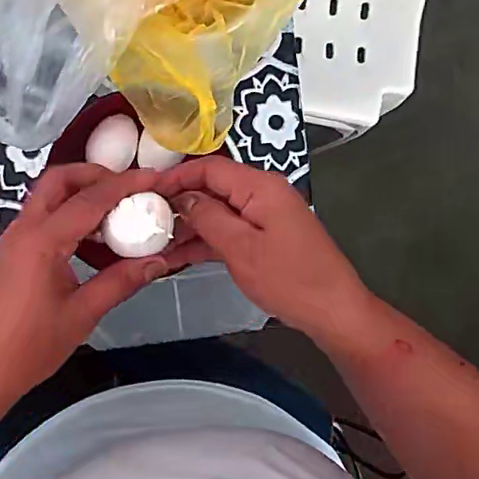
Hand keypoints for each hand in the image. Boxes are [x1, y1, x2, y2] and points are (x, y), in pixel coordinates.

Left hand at [0, 163, 189, 413]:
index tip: (155, 178)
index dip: (125, 185)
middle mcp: (25, 229)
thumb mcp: (83, 314)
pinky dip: (70, 215)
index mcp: (42, 240)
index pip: (90, 199)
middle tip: (130, 188)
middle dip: (96, 175)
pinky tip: (94, 240)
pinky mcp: (13, 252)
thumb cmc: (30, 346)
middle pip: (59, 180)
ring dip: (82, 194)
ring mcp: (15, 239)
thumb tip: (158, 262)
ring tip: (118, 212)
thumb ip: (121, 282)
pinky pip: (44, 218)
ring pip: (49, 196)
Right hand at [155, 158, 375, 342]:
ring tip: (155, 242)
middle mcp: (262, 193)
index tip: (145, 190)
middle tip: (145, 219)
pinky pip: (230, 230)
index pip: (209, 168)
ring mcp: (264, 215)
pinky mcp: (265, 236)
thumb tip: (182, 198)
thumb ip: (208, 217)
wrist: (333, 311)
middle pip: (212, 188)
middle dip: (179, 203)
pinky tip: (179, 255)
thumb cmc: (289, 279)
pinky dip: (207, 240)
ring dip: (189, 226)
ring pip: (218, 211)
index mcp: (260, 186)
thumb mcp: (240, 248)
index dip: (175, 177)